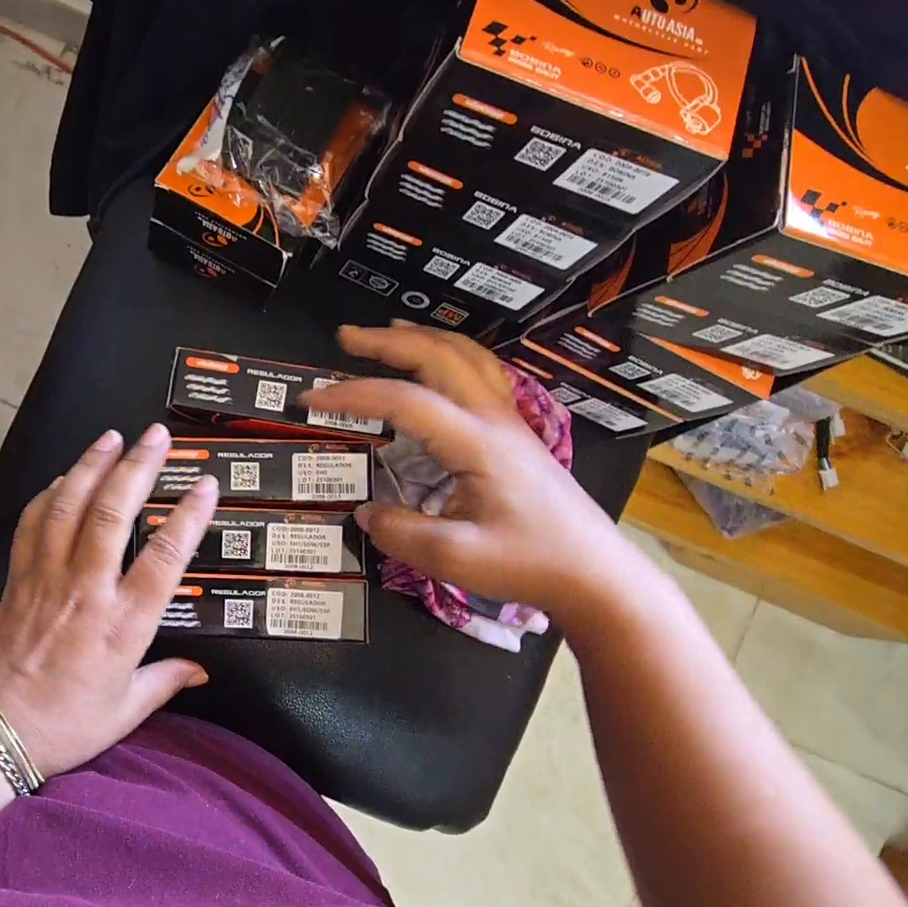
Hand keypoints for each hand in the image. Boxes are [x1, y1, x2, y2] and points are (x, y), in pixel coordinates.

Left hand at [0, 424, 219, 777]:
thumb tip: (202, 670)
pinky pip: (32, 524)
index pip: (165, 557)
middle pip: (114, 514)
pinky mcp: (18, 577)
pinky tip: (65, 478)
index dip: (189, 516)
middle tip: (155, 435)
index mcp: (123, 625)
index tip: (206, 485)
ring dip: (91, 466)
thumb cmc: (67, 723)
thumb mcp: (127, 709)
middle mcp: (86, 590)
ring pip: (69, 507)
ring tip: (111, 437)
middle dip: (137, 467)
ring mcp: (47, 578)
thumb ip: (167, 680)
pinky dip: (48, 495)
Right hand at [303, 323, 641, 616]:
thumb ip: (399, 532)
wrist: (596, 574)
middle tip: (345, 337)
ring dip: (423, 338)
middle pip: (441, 356)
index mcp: (476, 444)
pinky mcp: (515, 435)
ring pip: (468, 356)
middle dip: (388, 342)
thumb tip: (365, 511)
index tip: (311, 399)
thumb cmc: (529, 563)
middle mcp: (494, 420)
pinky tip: (436, 365)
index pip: (405, 401)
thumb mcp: (453, 559)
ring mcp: (510, 423)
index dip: (353, 395)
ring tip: (387, 332)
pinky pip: (481, 374)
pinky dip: (450, 354)